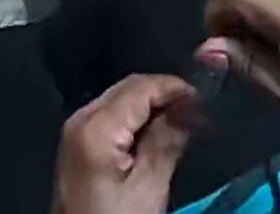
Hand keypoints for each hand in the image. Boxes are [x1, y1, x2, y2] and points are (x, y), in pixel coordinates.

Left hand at [51, 74, 196, 213]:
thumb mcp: (147, 191)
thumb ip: (167, 142)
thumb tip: (190, 108)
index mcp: (96, 125)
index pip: (139, 88)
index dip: (172, 87)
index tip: (203, 97)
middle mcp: (81, 115)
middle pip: (127, 88)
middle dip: (162, 92)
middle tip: (197, 108)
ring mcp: (76, 127)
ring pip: (119, 97)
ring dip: (150, 102)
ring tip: (183, 116)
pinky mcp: (78, 140)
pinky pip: (111, 113)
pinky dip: (135, 115)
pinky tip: (157, 128)